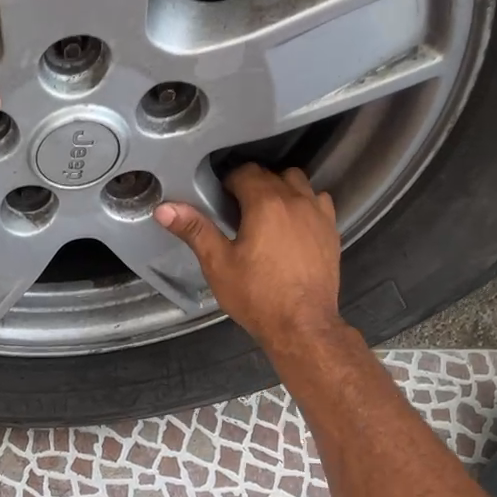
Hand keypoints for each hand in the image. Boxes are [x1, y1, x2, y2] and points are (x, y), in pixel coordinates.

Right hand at [155, 165, 343, 342]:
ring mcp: (318, 212)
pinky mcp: (331, 229)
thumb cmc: (256, 296)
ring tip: (265, 216)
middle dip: (252, 186)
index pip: (244, 173)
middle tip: (236, 212)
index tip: (219, 201)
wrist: (301, 323)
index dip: (228, 183)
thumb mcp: (218, 264)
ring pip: (298, 183)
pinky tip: (291, 226)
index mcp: (265, 203)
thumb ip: (195, 230)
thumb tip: (165, 208)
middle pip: (272, 175)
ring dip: (280, 190)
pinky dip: (302, 205)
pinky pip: (317, 201)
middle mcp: (296, 199)